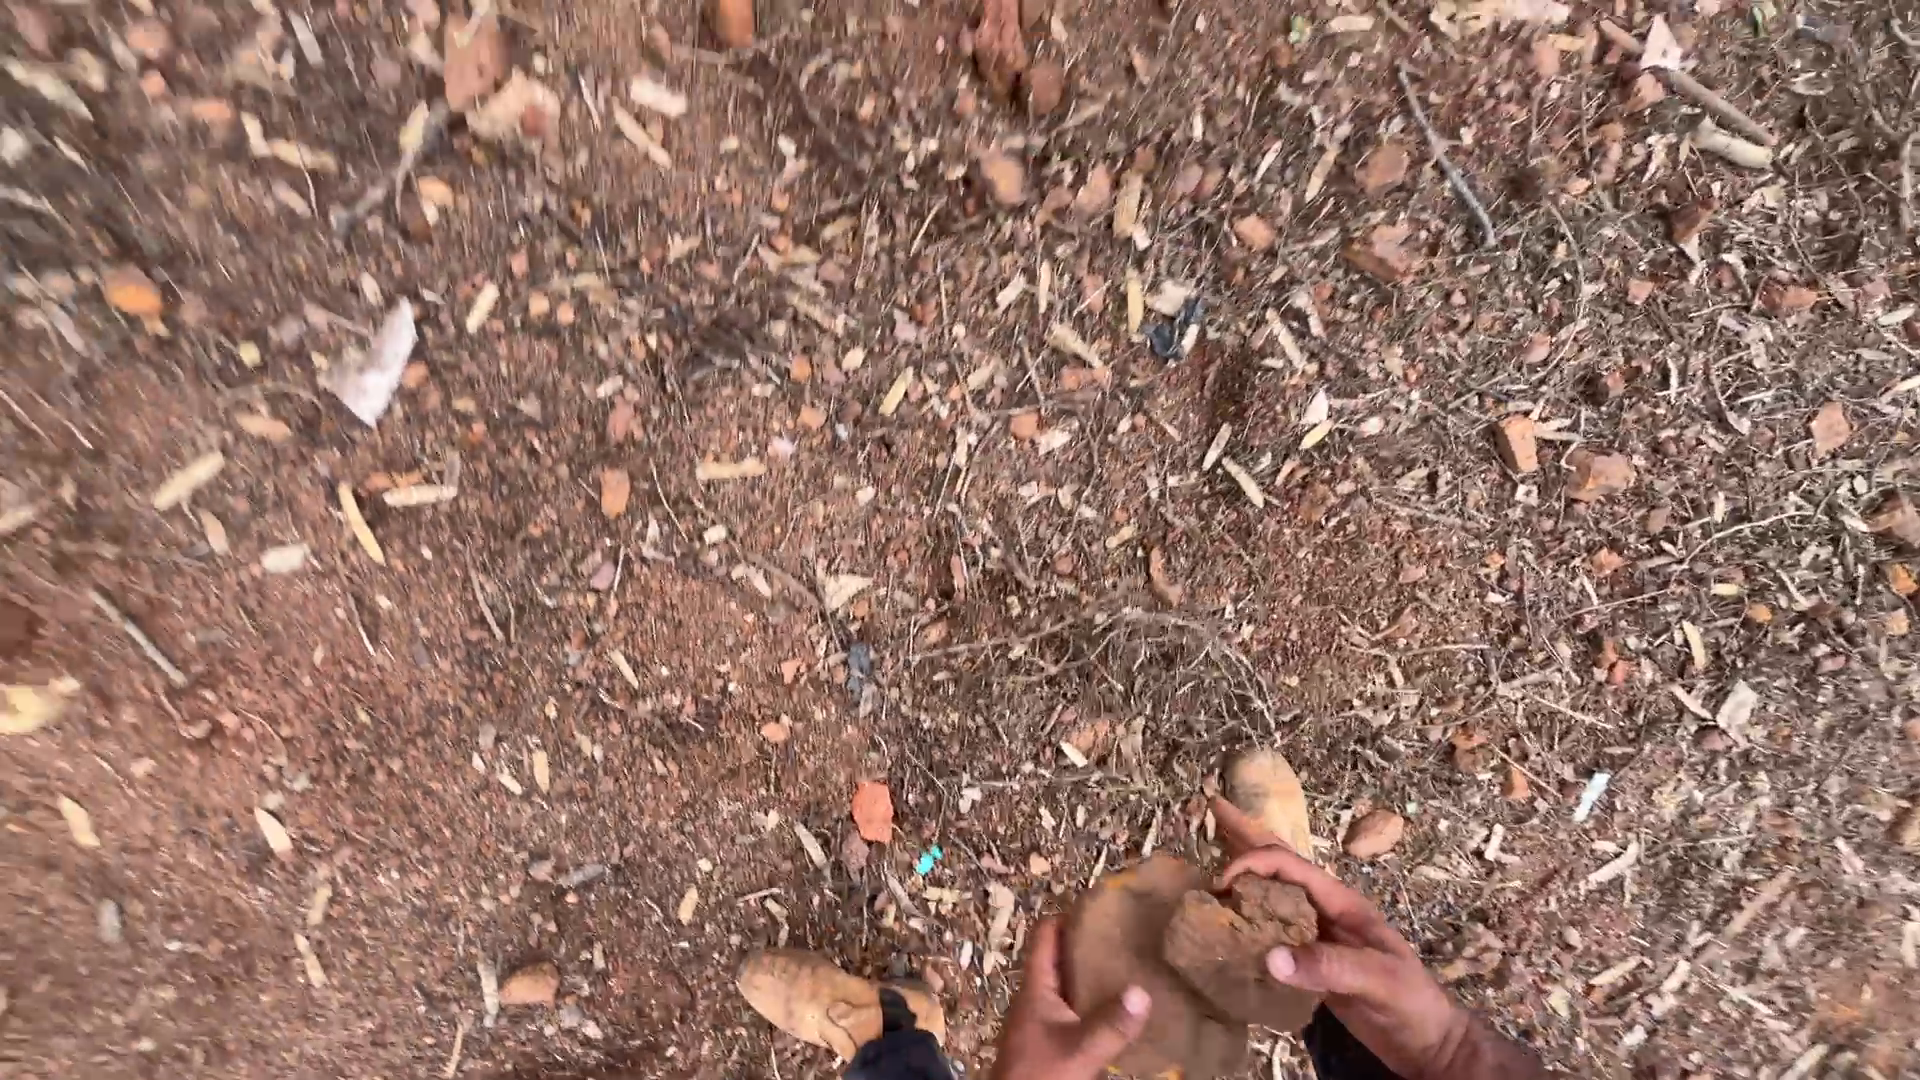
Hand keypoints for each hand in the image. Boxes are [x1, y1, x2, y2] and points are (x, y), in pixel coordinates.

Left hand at [989, 917, 1150, 1079]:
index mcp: (1035, 984)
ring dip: (1091, 976)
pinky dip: (1092, 1004)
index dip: (1069, 915)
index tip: (1101, 909)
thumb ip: (1109, 1023)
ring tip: (1126, 969)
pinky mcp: (1049, 1040)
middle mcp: (1036, 995)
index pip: (1046, 933)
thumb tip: (1143, 991)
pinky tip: (1116, 1013)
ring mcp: (1041, 1019)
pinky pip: (1072, 1010)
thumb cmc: (1039, 1074)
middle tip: (1123, 938)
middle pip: (1059, 956)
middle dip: (1088, 945)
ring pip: (1067, 985)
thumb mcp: (1078, 1050)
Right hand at [1211, 798, 1473, 1079]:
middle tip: (1213, 807)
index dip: (1251, 863)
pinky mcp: (1309, 959)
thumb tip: (1269, 957)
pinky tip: (1229, 920)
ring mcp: (1315, 932)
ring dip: (1242, 870)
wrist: (1430, 1046)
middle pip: (1277, 861)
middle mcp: (1322, 907)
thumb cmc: (1411, 1004)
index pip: (1286, 863)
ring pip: (1271, 891)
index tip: (1222, 885)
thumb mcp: (1377, 981)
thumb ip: (1326, 966)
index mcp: (1339, 899)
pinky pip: (1271, 928)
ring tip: (1213, 853)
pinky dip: (1247, 916)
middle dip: (1245, 832)